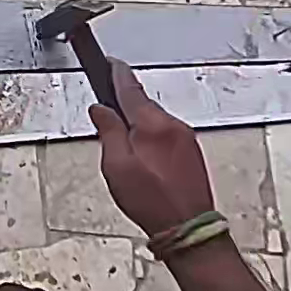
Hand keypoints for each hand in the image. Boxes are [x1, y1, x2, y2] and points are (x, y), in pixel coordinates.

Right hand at [89, 59, 216, 238]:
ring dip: (135, 126)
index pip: (130, 89)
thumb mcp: (116, 165)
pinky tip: (141, 156)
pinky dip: (148, 137)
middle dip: (122, 107)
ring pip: (153, 121)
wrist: (187, 229)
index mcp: (153, 125)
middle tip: (104, 115)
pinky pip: (164, 134)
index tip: (110, 62)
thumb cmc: (152, 201)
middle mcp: (174, 126)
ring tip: (122, 149)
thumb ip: (108, 131)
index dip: (117, 73)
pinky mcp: (190, 152)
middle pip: (142, 105)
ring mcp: (186, 139)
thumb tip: (100, 109)